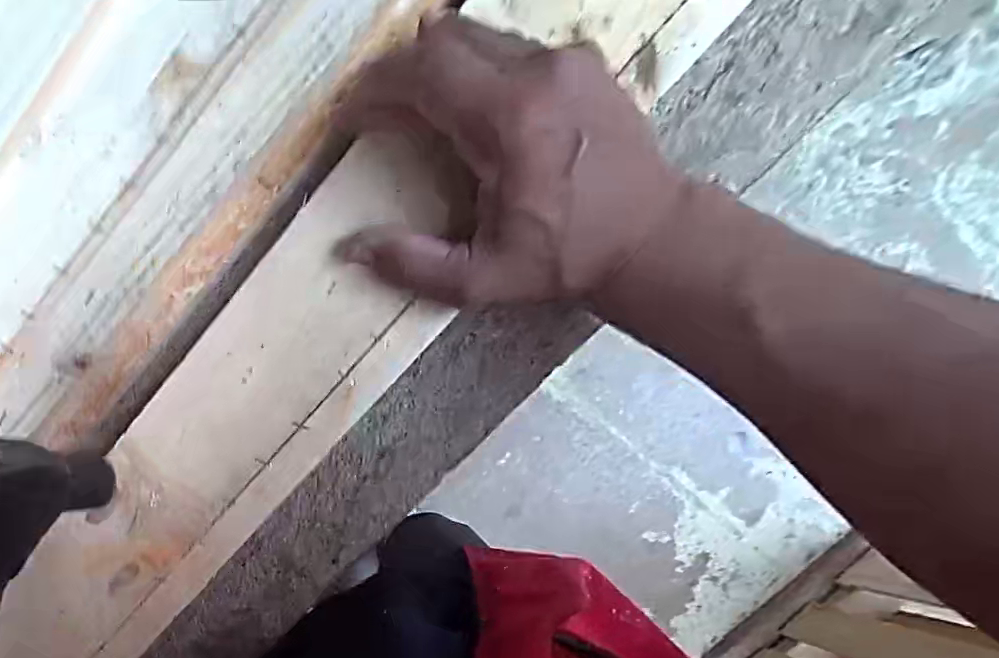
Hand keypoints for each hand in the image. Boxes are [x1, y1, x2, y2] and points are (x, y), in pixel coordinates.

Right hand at [337, 12, 689, 307]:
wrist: (648, 236)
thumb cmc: (564, 261)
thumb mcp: (481, 280)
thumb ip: (414, 265)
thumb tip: (354, 249)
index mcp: (510, 119)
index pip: (425, 70)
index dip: (376, 86)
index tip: (350, 113)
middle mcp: (538, 71)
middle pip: (446, 37)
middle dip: (399, 71)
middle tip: (374, 110)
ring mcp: (565, 59)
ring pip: (477, 36)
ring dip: (435, 68)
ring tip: (413, 112)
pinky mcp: (580, 63)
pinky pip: (508, 49)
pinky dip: (472, 70)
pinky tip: (465, 112)